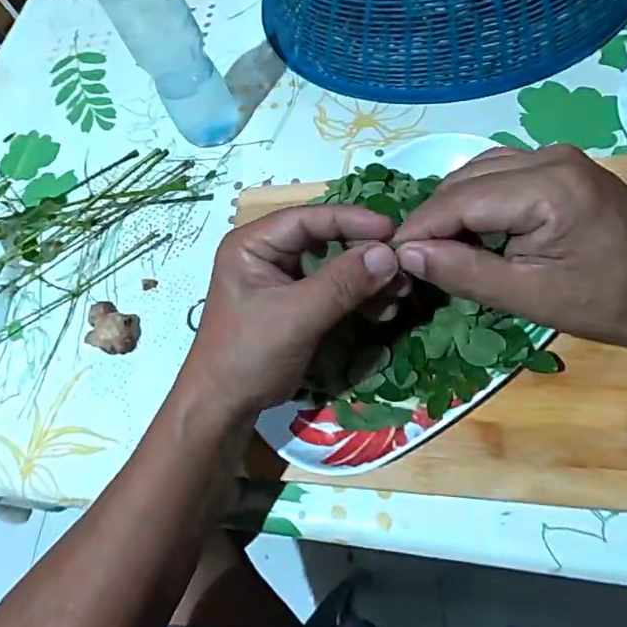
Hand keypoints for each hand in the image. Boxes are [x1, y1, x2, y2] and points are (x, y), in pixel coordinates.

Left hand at [181, 205, 402, 419]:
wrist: (224, 408)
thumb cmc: (248, 354)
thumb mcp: (296, 316)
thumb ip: (342, 283)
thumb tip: (389, 254)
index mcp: (252, 244)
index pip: (307, 218)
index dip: (351, 220)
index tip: (391, 229)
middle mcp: (267, 254)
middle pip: (324, 239)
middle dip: (363, 253)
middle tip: (402, 266)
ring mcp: (281, 280)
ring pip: (333, 266)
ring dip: (366, 278)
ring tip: (399, 293)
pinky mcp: (295, 305)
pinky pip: (333, 290)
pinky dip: (357, 298)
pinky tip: (383, 310)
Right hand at [393, 145, 626, 364]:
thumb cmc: (616, 304)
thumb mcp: (534, 298)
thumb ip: (466, 273)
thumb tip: (406, 254)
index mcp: (545, 185)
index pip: (456, 201)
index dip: (417, 229)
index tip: (389, 259)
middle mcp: (547, 156)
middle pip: (463, 181)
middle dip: (433, 220)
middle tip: (413, 261)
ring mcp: (558, 156)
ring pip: (478, 173)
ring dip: (453, 208)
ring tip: (439, 249)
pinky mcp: (563, 165)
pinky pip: (501, 173)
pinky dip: (477, 199)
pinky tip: (475, 229)